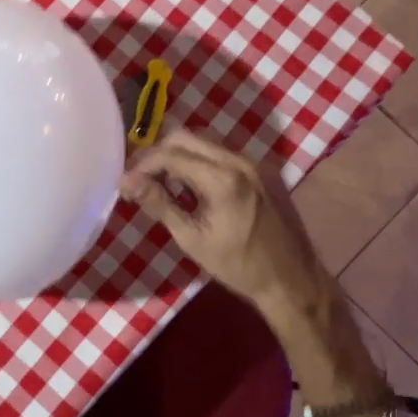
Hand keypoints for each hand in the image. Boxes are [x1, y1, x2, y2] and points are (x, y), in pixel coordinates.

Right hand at [119, 129, 328, 316]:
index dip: (142, 165)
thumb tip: (129, 183)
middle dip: (157, 153)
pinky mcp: (261, 169)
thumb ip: (160, 204)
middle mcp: (239, 160)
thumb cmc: (239, 266)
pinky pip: (221, 152)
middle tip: (139, 178)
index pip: (170, 154)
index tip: (125, 184)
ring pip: (204, 140)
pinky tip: (189, 185)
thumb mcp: (192, 239)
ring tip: (160, 181)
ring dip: (177, 154)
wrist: (292, 280)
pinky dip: (198, 160)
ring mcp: (254, 162)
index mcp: (223, 178)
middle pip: (185, 136)